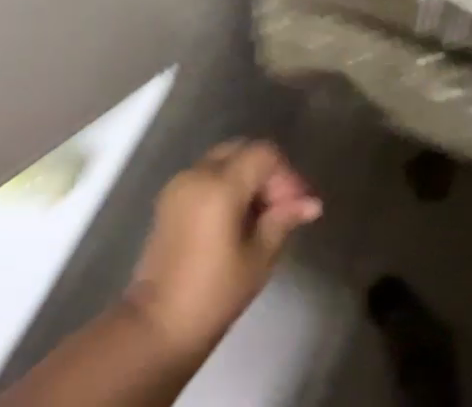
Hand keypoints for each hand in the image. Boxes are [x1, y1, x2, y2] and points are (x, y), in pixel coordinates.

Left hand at [125, 140, 321, 353]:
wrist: (160, 322)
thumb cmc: (215, 293)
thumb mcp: (259, 257)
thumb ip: (283, 219)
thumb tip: (311, 203)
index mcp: (219, 185)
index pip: (263, 154)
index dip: (286, 175)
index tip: (297, 206)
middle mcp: (196, 174)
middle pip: (241, 150)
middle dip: (267, 172)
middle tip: (283, 208)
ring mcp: (178, 184)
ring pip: (222, 161)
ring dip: (246, 178)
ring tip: (262, 217)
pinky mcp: (168, 199)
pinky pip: (204, 176)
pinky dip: (225, 185)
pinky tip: (237, 219)